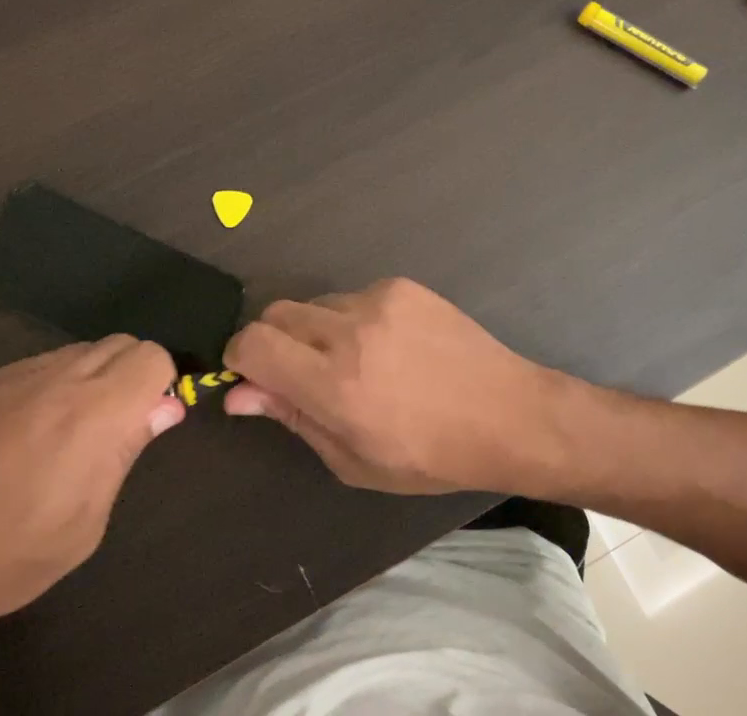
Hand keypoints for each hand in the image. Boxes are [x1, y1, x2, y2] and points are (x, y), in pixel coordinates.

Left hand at [0, 335, 183, 633]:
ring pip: (77, 352)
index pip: (151, 357)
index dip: (161, 387)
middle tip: (113, 437)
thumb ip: (124, 455)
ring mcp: (11, 376)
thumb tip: (164, 407)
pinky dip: (52, 389)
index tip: (146, 428)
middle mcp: (55, 378)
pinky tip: (23, 443)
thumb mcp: (81, 527)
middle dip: (131, 378)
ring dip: (91, 382)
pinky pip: (37, 368)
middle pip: (119, 344)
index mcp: (91, 411)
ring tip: (65, 444)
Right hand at [222, 278, 570, 495]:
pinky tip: (387, 347)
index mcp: (335, 385)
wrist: (509, 414)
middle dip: (272, 343)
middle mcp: (350, 332)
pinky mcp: (402, 285)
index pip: (252, 344)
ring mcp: (378, 301)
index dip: (239, 357)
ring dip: (314, 332)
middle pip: (274, 314)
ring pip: (313, 304)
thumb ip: (292, 417)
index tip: (252, 378)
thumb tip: (238, 392)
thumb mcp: (354, 460)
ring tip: (354, 364)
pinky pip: (352, 297)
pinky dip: (352, 320)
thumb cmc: (430, 455)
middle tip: (302, 376)